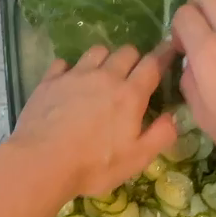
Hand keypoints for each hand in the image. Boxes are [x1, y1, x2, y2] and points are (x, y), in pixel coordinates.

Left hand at [6, 45, 179, 199]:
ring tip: (102, 76)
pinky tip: (70, 84)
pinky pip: (64, 63)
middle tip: (133, 76)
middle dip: (135, 59)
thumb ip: (161, 136)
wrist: (42, 162)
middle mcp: (105, 76)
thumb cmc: (94, 165)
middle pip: (126, 52)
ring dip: (105, 59)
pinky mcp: (50, 81)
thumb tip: (173, 117)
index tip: (170, 51)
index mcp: (130, 95)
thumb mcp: (137, 159)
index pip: (153, 65)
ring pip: (97, 51)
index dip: (164, 56)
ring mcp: (75, 75)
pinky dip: (71, 69)